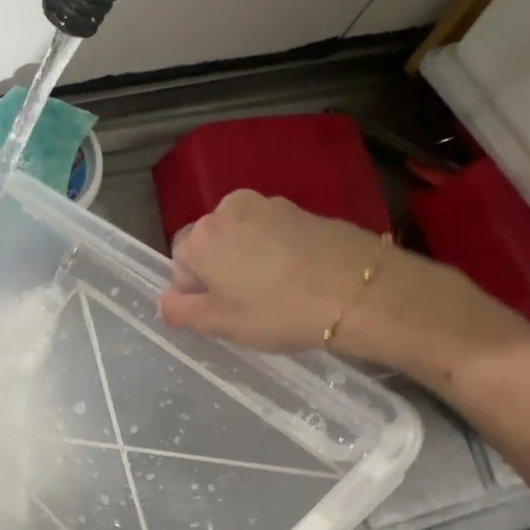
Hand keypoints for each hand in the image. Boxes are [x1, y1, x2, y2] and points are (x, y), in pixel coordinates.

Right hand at [158, 189, 395, 356]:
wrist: (360, 291)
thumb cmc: (277, 311)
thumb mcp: (219, 324)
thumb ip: (181, 311)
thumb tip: (169, 300)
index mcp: (201, 236)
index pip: (180, 263)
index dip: (195, 290)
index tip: (219, 311)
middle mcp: (229, 210)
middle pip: (210, 244)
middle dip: (220, 270)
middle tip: (245, 304)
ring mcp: (270, 205)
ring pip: (242, 237)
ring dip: (248, 261)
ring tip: (273, 292)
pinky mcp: (304, 209)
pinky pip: (273, 233)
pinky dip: (276, 253)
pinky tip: (296, 278)